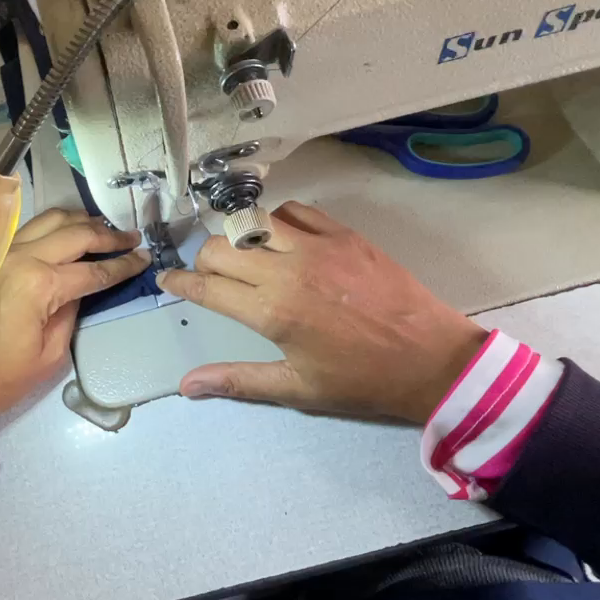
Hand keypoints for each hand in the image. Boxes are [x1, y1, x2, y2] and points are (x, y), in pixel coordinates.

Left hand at [0, 209, 149, 426]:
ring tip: (104, 229)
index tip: (144, 257)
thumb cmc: (1, 377)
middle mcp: (20, 257)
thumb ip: (71, 312)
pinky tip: (67, 231)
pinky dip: (52, 225)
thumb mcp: (51, 353)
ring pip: (49, 220)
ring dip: (80, 221)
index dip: (122, 265)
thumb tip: (80, 289)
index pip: (92, 269)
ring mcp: (1, 252)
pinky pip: (27, 229)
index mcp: (38, 284)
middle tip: (132, 238)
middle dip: (108, 235)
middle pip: (75, 234)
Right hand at [156, 202, 485, 424]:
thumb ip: (238, 380)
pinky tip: (281, 238)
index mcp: (271, 313)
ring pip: (253, 222)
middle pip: (220, 247)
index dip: (181, 283)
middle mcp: (286, 271)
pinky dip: (277, 221)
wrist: (432, 360)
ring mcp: (316, 246)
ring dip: (238, 237)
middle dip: (204, 260)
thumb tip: (187, 386)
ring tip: (244, 254)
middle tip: (210, 275)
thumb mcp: (297, 388)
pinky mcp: (343, 234)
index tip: (167, 279)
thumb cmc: (361, 381)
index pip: (207, 287)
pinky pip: (295, 211)